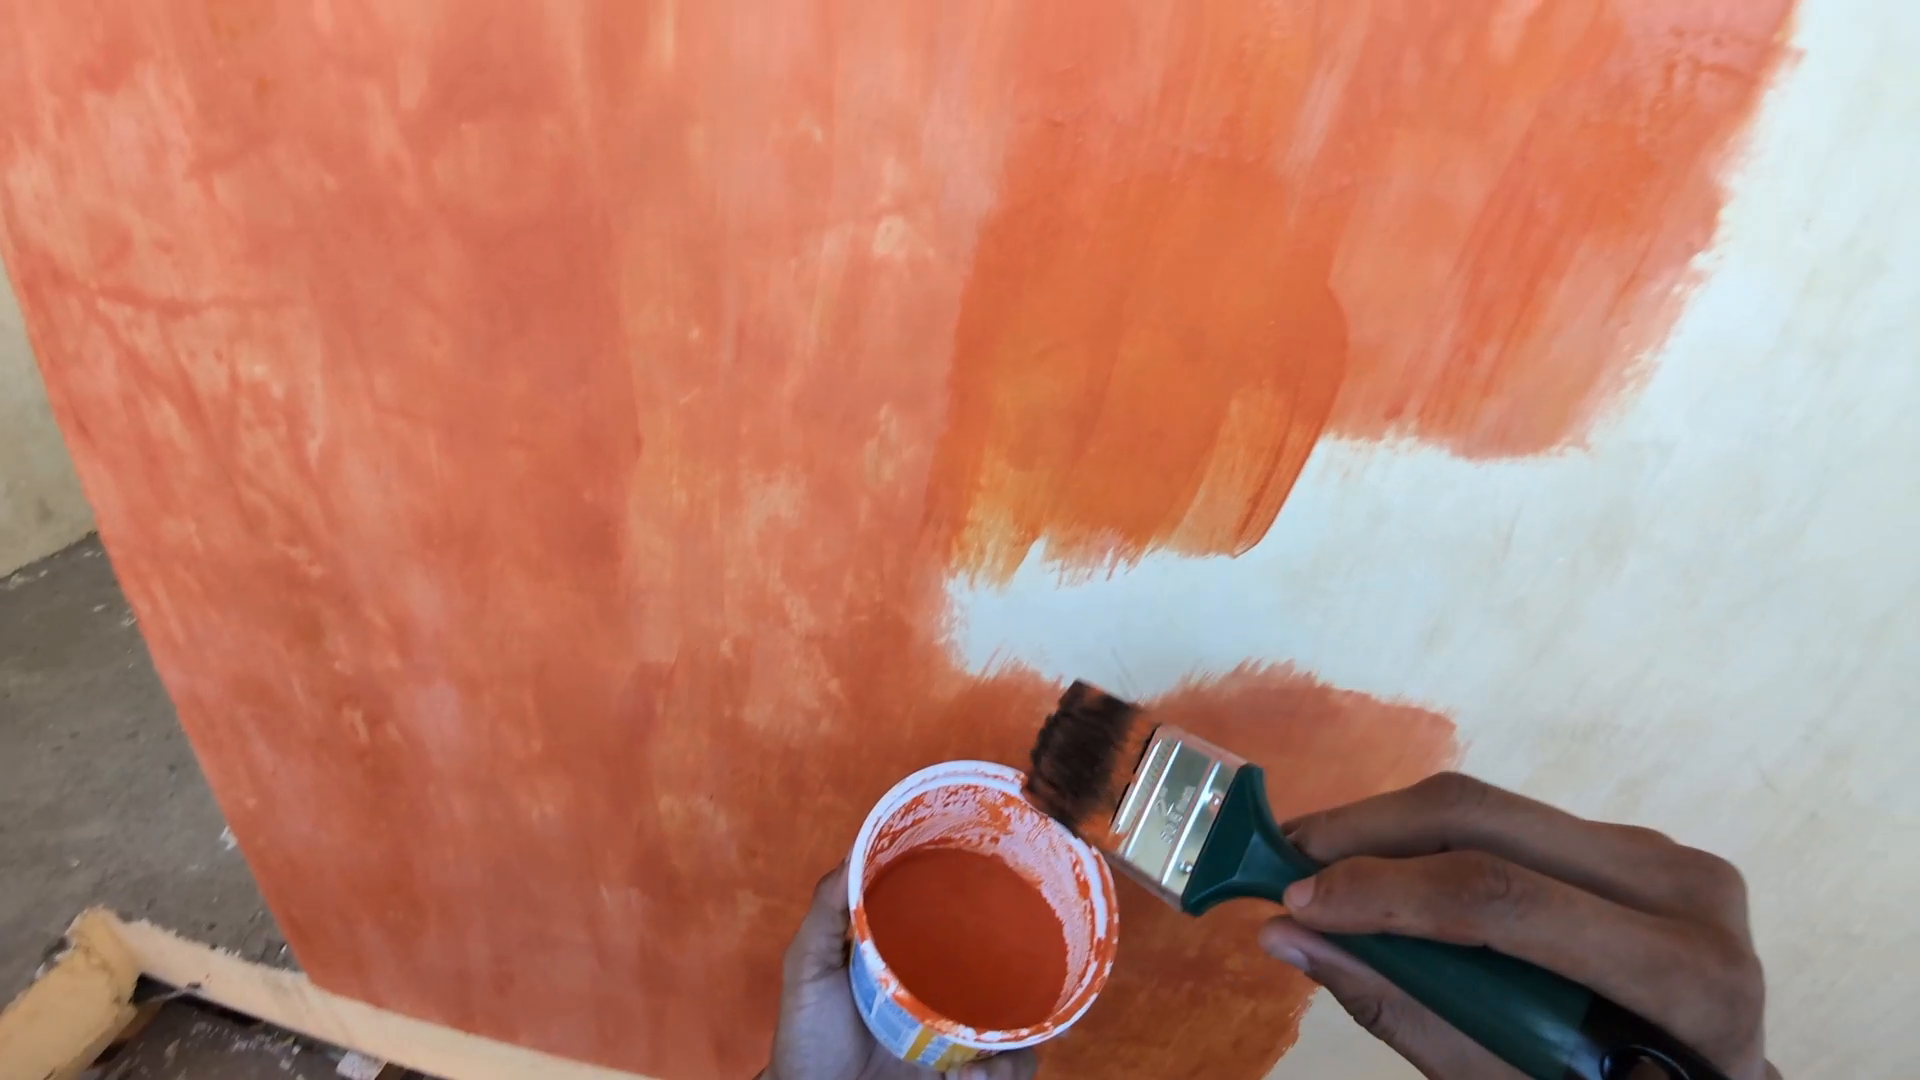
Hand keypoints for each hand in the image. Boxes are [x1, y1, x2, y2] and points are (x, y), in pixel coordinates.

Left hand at [765, 863, 1039, 1079]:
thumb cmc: (811, 1031)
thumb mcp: (810, 964)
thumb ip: (826, 911)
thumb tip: (855, 851)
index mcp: (920, 954)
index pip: (964, 918)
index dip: (986, 901)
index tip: (996, 881)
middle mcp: (948, 986)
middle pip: (1005, 963)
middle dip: (1025, 965)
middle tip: (1020, 964)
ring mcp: (960, 1032)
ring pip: (1018, 1016)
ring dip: (1017, 1029)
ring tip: (980, 1052)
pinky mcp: (968, 1071)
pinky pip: (1012, 1065)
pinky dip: (1006, 1070)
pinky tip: (970, 1077)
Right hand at [1258, 773, 1777, 1079]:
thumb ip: (1397, 1007)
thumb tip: (1280, 934)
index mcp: (1683, 974)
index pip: (1501, 898)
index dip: (1383, 890)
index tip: (1293, 901)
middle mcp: (1676, 884)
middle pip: (1476, 820)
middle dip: (1360, 833)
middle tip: (1280, 855)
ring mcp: (1645, 848)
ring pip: (1470, 801)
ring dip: (1375, 826)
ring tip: (1311, 855)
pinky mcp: (1606, 834)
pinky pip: (1482, 812)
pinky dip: (1408, 830)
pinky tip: (1369, 857)